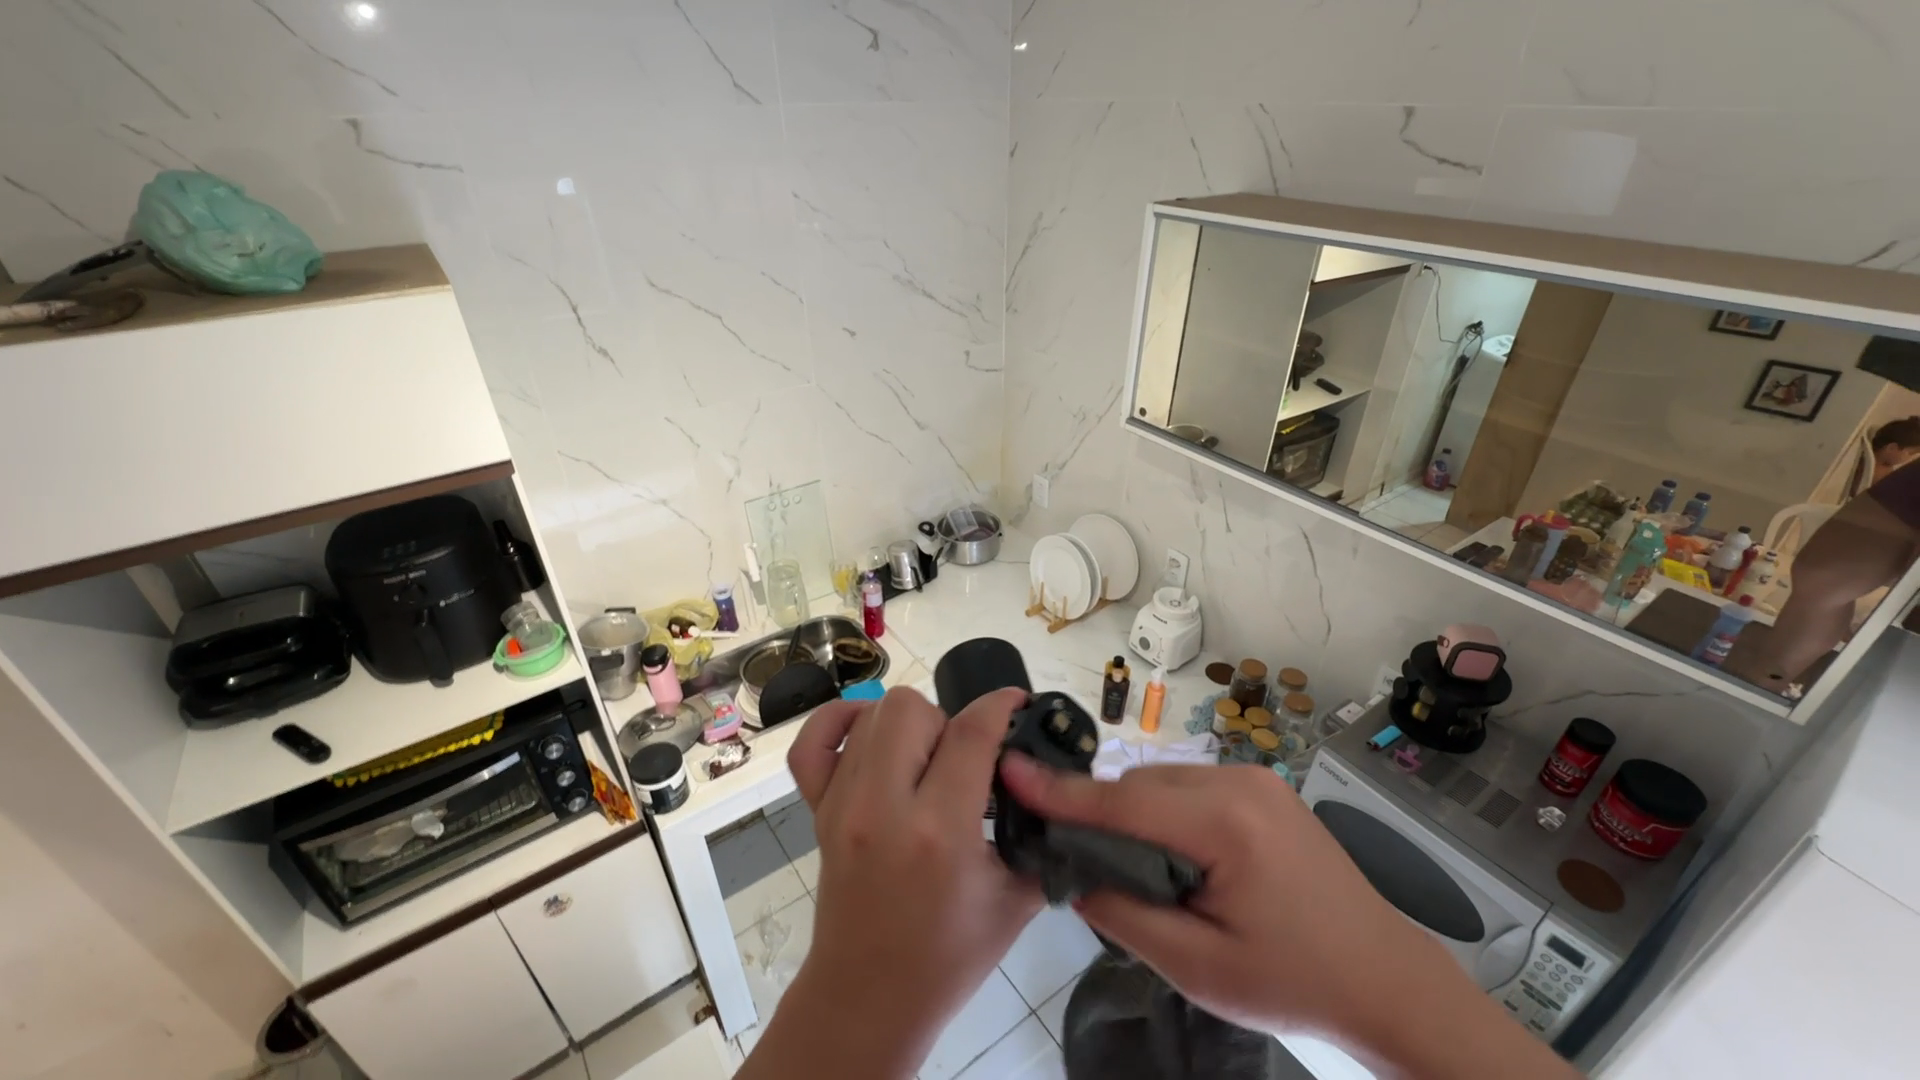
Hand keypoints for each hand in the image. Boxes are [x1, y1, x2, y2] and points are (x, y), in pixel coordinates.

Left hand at [739, 687, 1042, 1079]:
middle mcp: (883, 805)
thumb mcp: (1016, 898)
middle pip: (911, 708)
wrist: (869, 996)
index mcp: (939, 830)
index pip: (971, 733)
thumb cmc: (949, 956)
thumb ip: (1038, 834)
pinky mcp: (817, 810)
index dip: (1001, 706)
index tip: (1020, 703)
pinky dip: (840, 723)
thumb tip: (1047, 781)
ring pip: (871, 715)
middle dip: (949, 720)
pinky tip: (868, 736)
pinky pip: (812, 742)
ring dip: (909, 725)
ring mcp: (841, 804)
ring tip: (927, 760)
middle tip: (965, 759)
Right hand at [998, 758, 1580, 1079]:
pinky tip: (1168, 855)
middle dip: (1098, 814)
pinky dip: (1161, 812)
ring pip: (1159, 782)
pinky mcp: (1262, 787)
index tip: (1008, 772)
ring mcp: (1255, 778)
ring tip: (1126, 867)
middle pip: (1137, 785)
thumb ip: (1124, 912)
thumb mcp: (1197, 967)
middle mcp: (1239, 781)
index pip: (1121, 802)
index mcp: (1226, 825)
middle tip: (1075, 862)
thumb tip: (1074, 872)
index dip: (1059, 792)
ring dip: (1130, 814)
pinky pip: (1187, 787)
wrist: (1384, 978)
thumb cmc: (1293, 981)